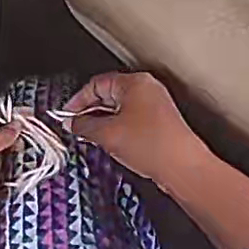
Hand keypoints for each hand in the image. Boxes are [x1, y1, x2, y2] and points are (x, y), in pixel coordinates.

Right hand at [60, 72, 209, 187]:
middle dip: (89, 112)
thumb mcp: (106, 134)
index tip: (67, 116)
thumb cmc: (152, 144)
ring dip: (102, 122)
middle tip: (77, 128)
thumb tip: (72, 123)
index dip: (77, 100)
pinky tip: (112, 144)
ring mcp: (155, 105)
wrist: (181, 166)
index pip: (96, 84)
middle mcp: (147, 89)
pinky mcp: (159, 122)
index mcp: (134, 82)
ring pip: (119, 109)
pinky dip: (117, 129)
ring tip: (92, 138)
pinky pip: (131, 120)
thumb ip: (83, 125)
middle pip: (108, 95)